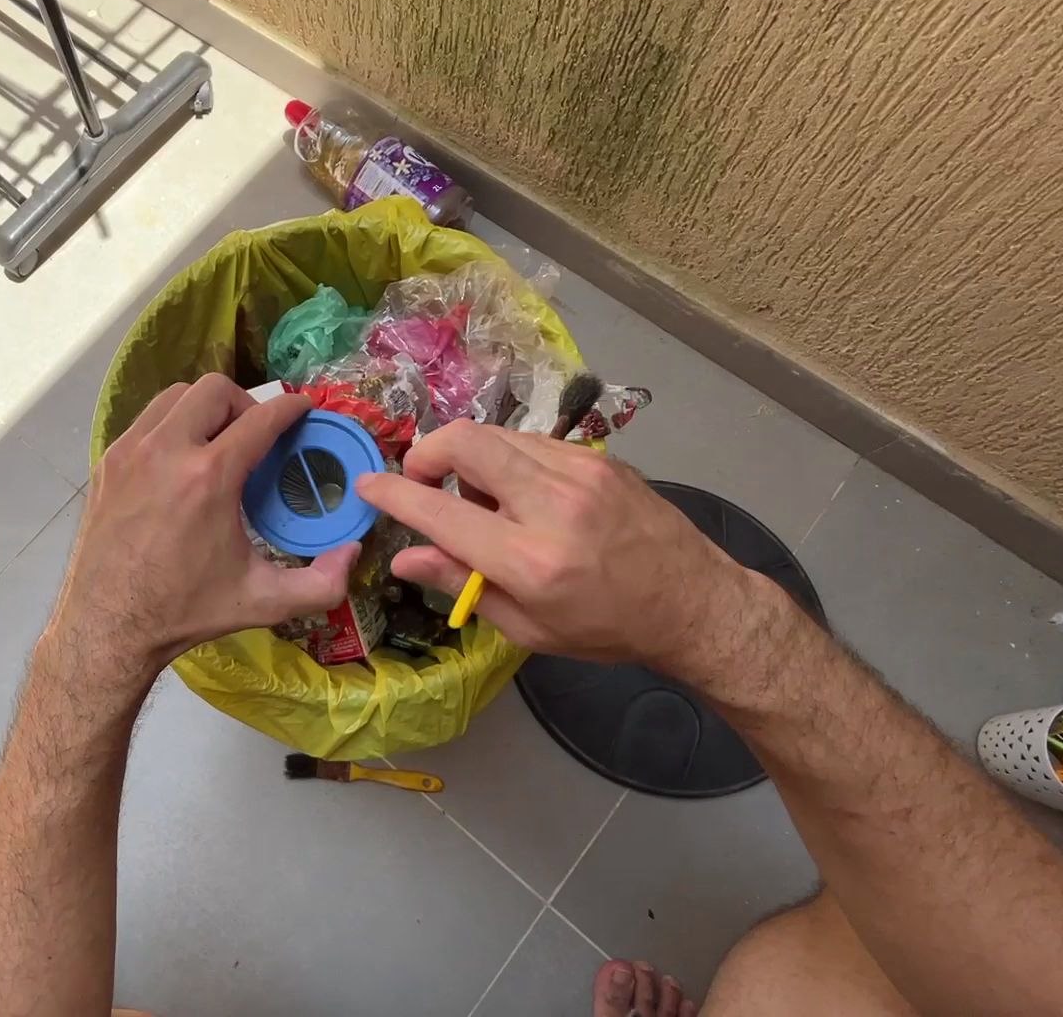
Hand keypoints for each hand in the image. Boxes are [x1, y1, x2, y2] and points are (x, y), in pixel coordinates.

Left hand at [48, 374, 357, 686]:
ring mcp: (129, 452)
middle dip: (245, 404)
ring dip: (205, 408)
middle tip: (256, 437)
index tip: (304, 409)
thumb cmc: (187, 611)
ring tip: (218, 442)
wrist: (108, 625)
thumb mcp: (264, 602)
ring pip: (175, 396)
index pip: (261, 418)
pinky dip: (171, 426)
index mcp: (209, 477)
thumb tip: (353, 552)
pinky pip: (146, 421)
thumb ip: (322, 583)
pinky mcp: (107, 462)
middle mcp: (166, 451)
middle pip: (215, 390)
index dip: (291, 408)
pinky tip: (181, 462)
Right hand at [356, 420, 768, 684]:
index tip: (367, 485)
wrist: (695, 603)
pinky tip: (518, 493)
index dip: (393, 494)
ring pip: (495, 434)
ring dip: (467, 458)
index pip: (440, 512)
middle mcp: (553, 503)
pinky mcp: (597, 457)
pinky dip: (504, 459)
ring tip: (479, 499)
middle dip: (427, 452)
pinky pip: (528, 442)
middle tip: (422, 481)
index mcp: (530, 560)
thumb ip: (461, 584)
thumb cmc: (605, 628)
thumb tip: (403, 558)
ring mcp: (580, 471)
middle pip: (466, 441)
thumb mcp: (526, 627)